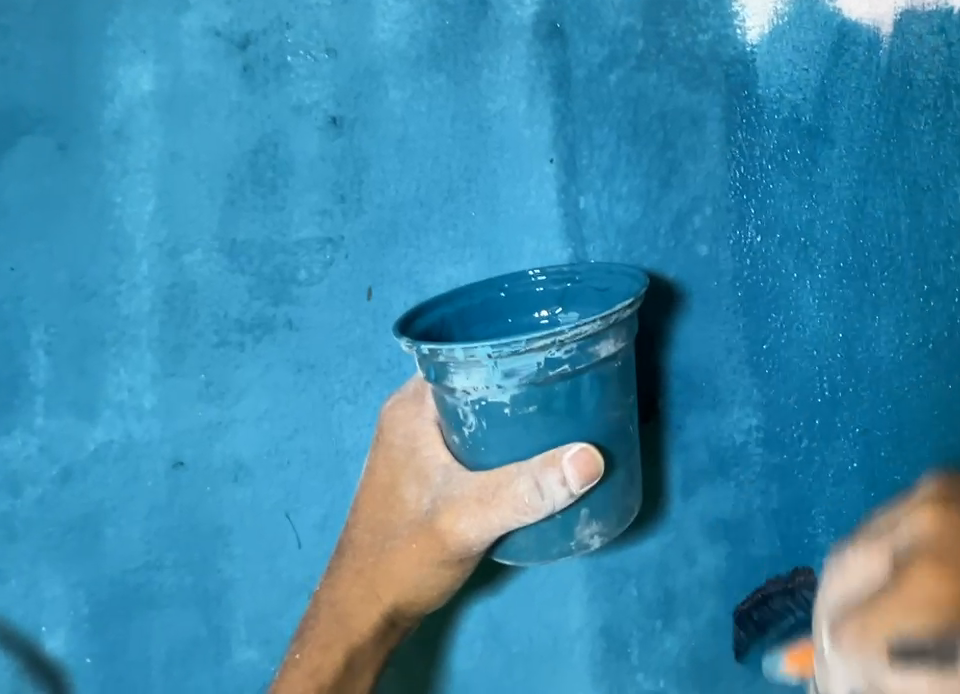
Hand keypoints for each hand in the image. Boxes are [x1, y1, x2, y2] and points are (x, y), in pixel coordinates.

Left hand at [270, 377, 604, 692]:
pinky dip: (511, 435)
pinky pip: (481, 433)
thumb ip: (528, 489)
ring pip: (483, 406)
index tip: (561, 346)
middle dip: (527, 376)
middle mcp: (417, 412)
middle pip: (481, 375)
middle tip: (576, 378)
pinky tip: (543, 448)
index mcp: (414, 404)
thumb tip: (593, 458)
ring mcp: (425, 442)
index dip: (514, 343)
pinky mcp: (436, 469)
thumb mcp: (469, 518)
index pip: (469, 348)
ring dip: (520, 408)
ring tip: (569, 408)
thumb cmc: (403, 556)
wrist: (365, 617)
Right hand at [811, 474, 959, 693]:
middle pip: (840, 570)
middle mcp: (918, 515)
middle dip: (835, 620)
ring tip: (871, 633)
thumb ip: (914, 690)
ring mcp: (935, 489)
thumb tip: (850, 683)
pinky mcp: (953, 480)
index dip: (839, 669)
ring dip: (855, 587)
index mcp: (928, 573)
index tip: (839, 689)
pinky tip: (902, 592)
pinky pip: (892, 520)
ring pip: (862, 540)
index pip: (849, 628)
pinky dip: (882, 558)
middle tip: (840, 663)